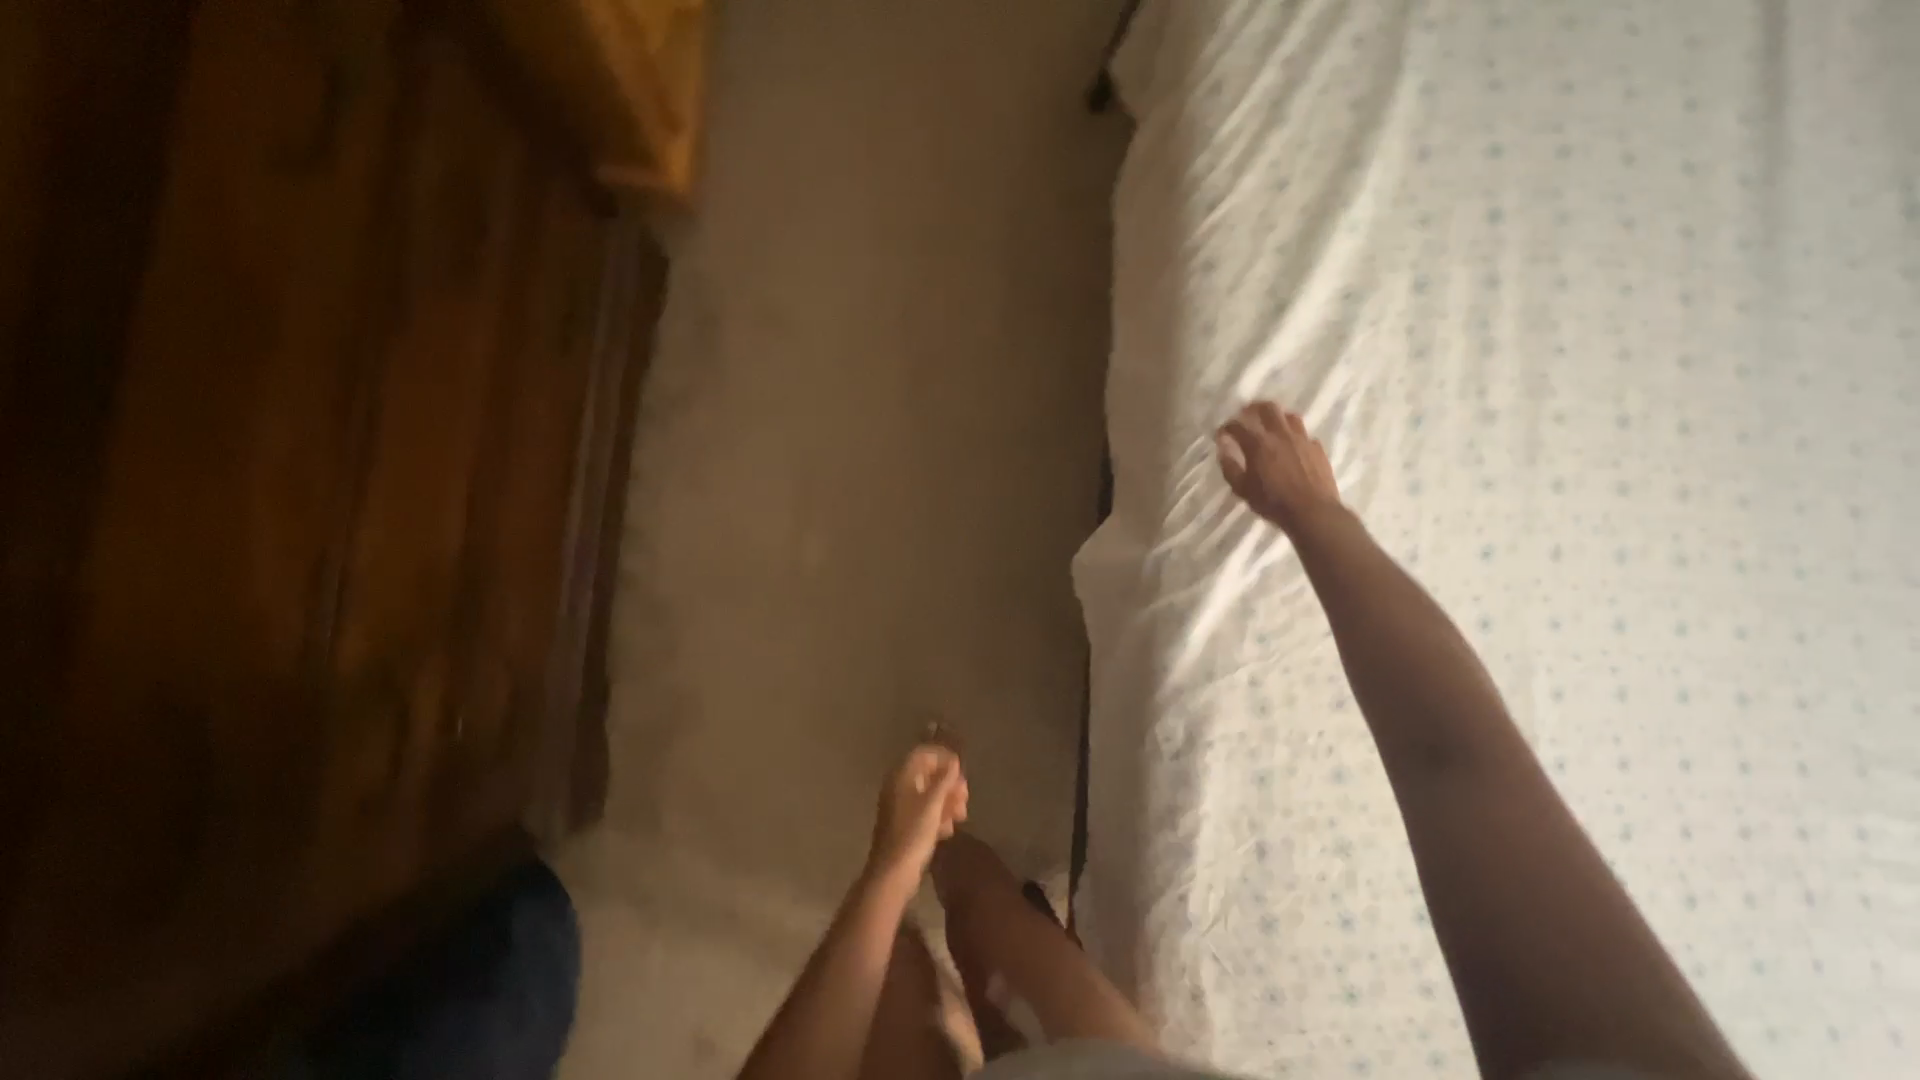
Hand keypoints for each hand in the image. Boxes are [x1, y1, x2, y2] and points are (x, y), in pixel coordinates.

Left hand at [867, 742, 967, 883]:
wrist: (893, 872)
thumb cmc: (913, 833)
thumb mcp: (932, 803)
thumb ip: (944, 779)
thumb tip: (953, 761)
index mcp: (902, 776)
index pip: (923, 754)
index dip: (943, 757)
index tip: (961, 770)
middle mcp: (899, 787)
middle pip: (928, 774)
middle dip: (949, 783)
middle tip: (965, 797)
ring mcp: (901, 807)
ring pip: (929, 794)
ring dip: (947, 801)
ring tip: (961, 816)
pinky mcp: (905, 824)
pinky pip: (925, 812)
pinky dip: (938, 816)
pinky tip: (947, 830)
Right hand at [1216, 401, 1343, 532]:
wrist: (1312, 511)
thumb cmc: (1273, 502)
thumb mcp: (1243, 489)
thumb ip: (1230, 467)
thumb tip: (1223, 449)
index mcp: (1259, 444)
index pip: (1238, 425)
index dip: (1227, 426)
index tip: (1221, 432)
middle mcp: (1281, 435)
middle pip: (1268, 408)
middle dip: (1254, 408)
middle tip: (1247, 414)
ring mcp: (1302, 439)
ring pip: (1290, 416)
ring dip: (1278, 417)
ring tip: (1272, 425)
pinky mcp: (1317, 448)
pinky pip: (1304, 435)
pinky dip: (1294, 436)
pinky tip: (1292, 446)